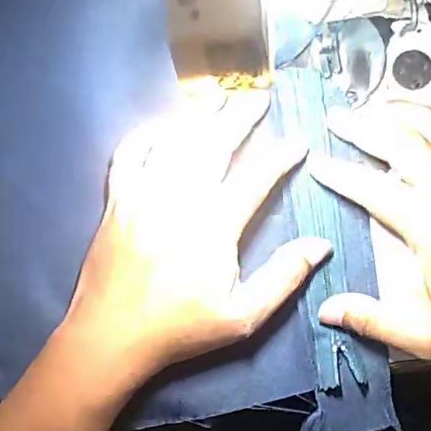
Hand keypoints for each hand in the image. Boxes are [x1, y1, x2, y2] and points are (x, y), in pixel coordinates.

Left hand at [59, 89, 331, 392]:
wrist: (111, 335)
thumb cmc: (179, 328)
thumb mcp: (242, 317)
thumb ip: (283, 278)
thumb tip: (320, 245)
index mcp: (214, 226)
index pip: (256, 176)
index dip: (282, 155)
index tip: (299, 143)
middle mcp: (178, 199)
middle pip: (215, 143)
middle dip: (241, 115)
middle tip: (260, 97)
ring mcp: (143, 194)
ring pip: (174, 139)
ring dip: (199, 114)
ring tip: (219, 96)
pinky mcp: (117, 199)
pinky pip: (129, 152)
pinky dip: (147, 133)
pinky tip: (164, 126)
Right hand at [306, 96, 430, 373]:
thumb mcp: (429, 336)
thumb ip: (373, 320)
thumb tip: (328, 310)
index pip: (372, 188)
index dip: (338, 173)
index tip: (318, 165)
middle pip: (403, 141)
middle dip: (363, 126)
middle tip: (339, 119)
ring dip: (405, 109)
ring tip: (377, 105)